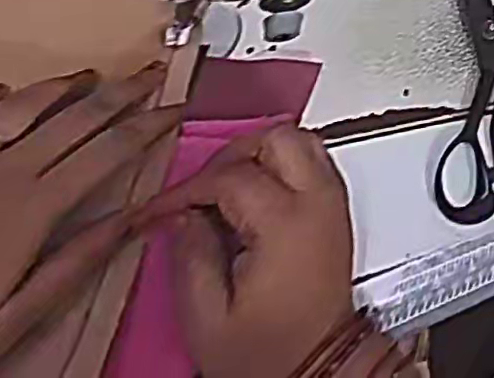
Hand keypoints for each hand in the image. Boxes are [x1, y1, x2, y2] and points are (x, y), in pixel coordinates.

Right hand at [148, 124, 406, 377]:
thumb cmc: (266, 350)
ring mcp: (333, 195)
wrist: (318, 360)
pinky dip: (281, 159)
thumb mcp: (208, 319)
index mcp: (287, 221)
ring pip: (300, 139)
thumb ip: (191, 259)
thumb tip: (179, 215)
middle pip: (278, 137)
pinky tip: (252, 192)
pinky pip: (312, 156)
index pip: (234, 177)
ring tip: (220, 188)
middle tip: (196, 190)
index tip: (156, 211)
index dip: (186, 189)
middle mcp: (318, 196)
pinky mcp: (337, 201)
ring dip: (259, 152)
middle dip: (231, 155)